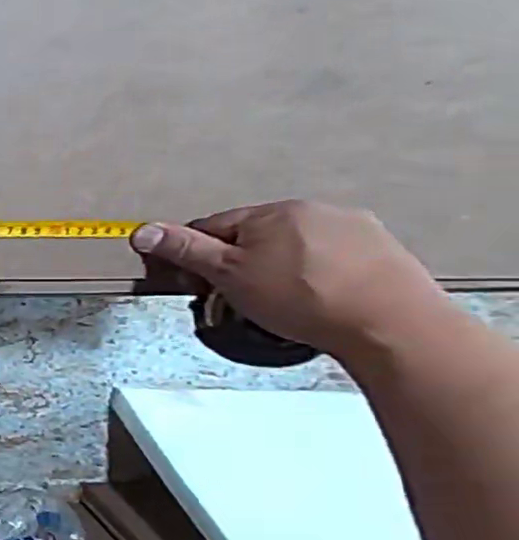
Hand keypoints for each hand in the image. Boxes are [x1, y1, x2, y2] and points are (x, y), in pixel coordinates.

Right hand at [130, 200, 454, 360]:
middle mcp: (316, 211)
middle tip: (239, 296)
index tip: (199, 284)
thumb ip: (183, 249)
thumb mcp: (227, 274)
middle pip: (253, 236)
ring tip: (282, 301)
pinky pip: (332, 258)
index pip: (212, 227)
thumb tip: (142, 231)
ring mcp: (357, 230)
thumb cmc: (306, 299)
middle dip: (240, 263)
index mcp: (274, 211)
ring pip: (293, 247)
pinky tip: (318, 298)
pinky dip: (317, 275)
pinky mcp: (385, 253)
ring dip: (279, 269)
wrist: (397, 328)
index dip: (197, 257)